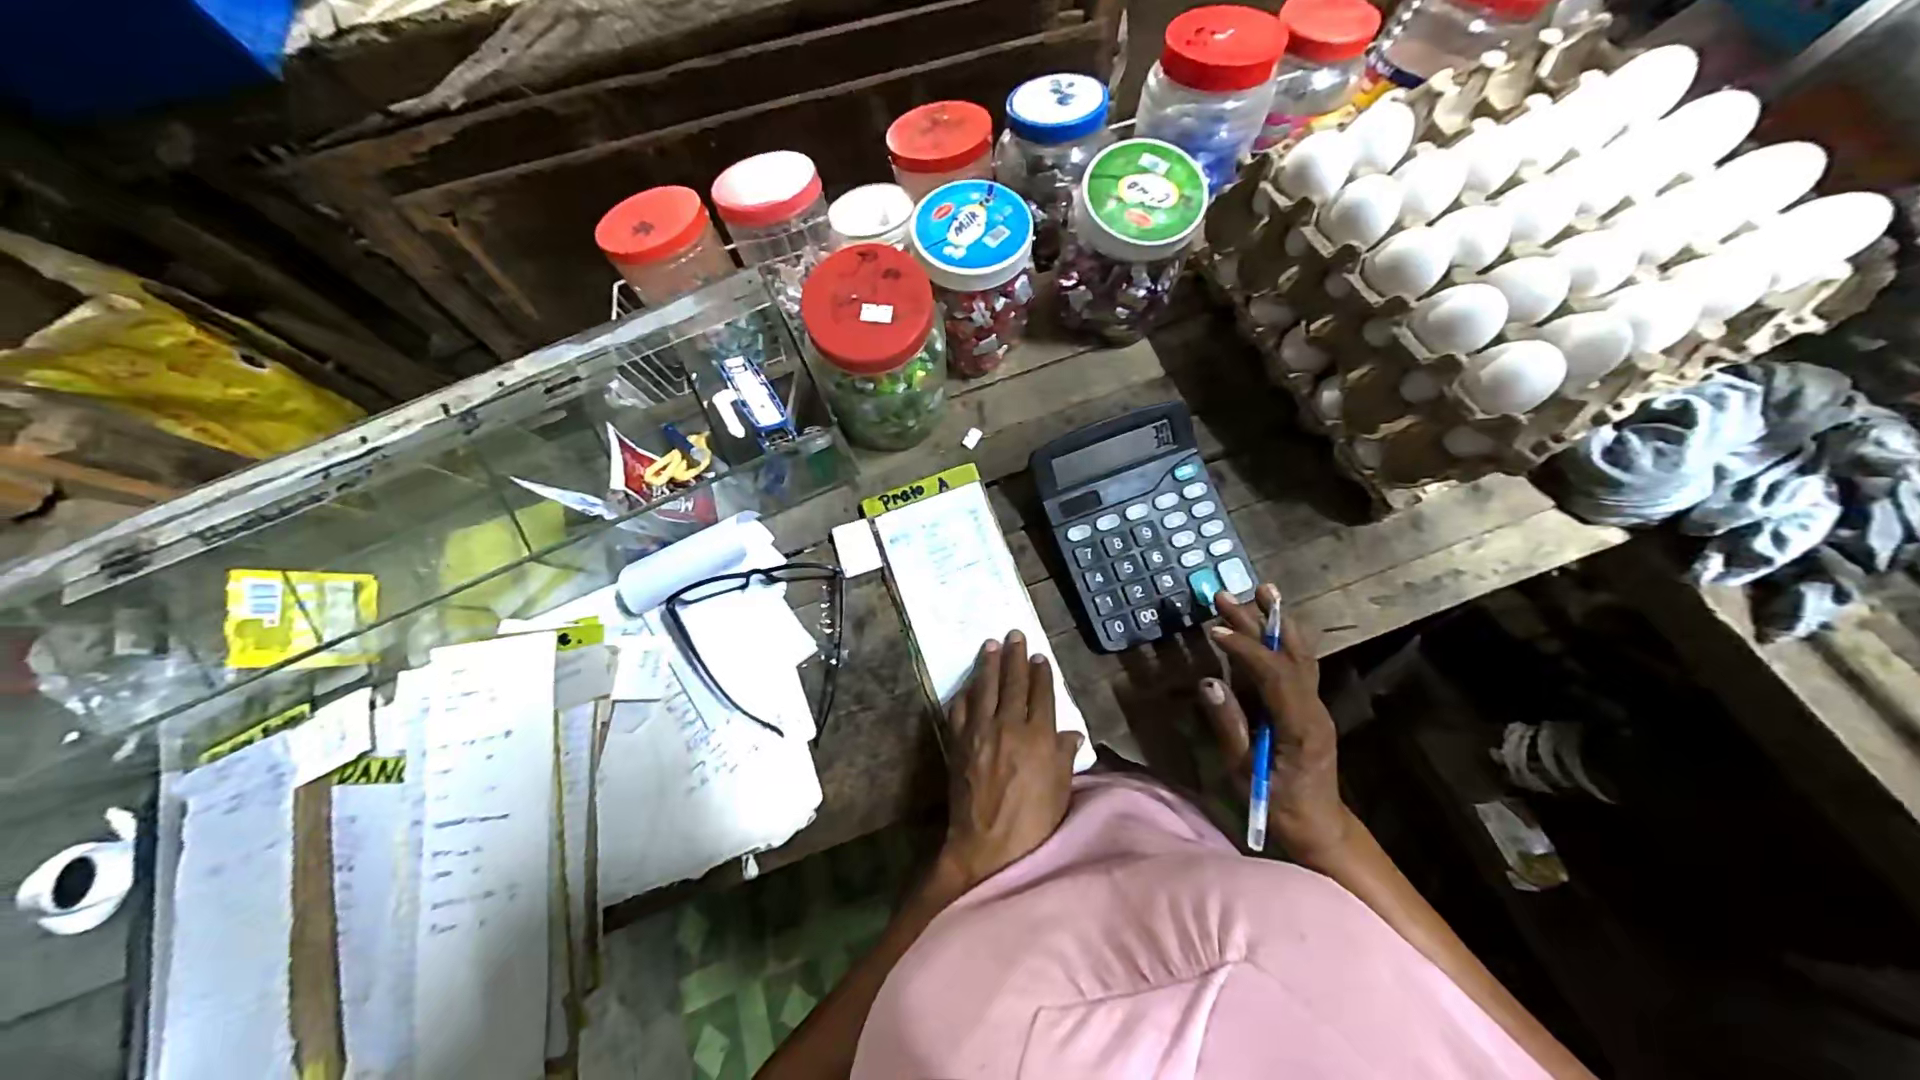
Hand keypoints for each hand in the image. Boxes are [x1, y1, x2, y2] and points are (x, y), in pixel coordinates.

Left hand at [939, 630, 1084, 890]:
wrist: (988, 845)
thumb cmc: (1035, 821)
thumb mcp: (1061, 788)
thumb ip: (1064, 755)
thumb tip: (1070, 733)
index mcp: (1038, 735)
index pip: (1040, 693)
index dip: (1041, 672)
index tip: (1039, 656)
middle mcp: (1008, 725)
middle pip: (1012, 682)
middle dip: (1015, 656)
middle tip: (1015, 634)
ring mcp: (980, 732)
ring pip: (984, 688)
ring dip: (988, 664)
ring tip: (990, 644)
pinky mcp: (959, 742)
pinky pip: (960, 709)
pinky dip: (965, 693)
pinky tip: (968, 684)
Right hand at [1199, 585, 1352, 864]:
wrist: (1320, 829)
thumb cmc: (1279, 808)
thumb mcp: (1245, 774)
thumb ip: (1228, 727)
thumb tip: (1209, 681)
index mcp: (1301, 725)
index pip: (1275, 673)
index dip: (1245, 648)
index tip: (1214, 631)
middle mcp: (1313, 708)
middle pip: (1288, 654)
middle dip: (1258, 622)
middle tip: (1226, 595)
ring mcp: (1313, 706)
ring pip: (1298, 654)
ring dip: (1275, 622)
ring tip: (1260, 591)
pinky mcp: (1306, 708)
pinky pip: (1295, 665)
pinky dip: (1279, 640)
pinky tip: (1267, 625)